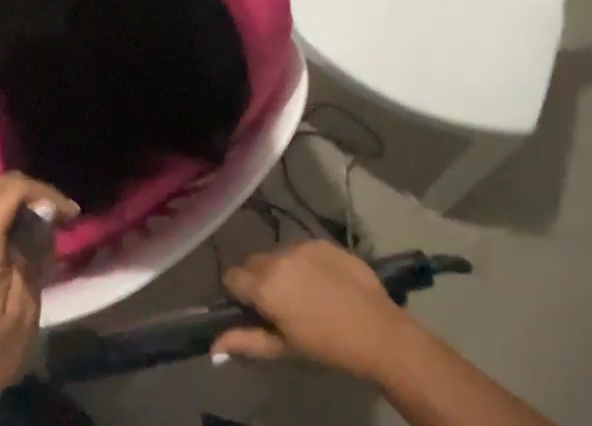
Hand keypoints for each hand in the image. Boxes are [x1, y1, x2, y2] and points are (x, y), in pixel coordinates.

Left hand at [0, 173, 77, 400]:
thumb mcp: (25, 302)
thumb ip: (34, 248)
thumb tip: (46, 210)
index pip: (11, 190)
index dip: (44, 193)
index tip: (71, 214)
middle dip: (34, 191)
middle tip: (63, 214)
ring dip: (19, 197)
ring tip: (49, 219)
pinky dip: (5, 208)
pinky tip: (25, 228)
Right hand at [212, 241, 413, 382]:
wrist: (378, 332)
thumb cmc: (326, 346)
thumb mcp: (283, 348)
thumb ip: (245, 341)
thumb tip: (212, 347)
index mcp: (264, 284)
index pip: (231, 276)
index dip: (239, 294)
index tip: (254, 311)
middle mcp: (278, 258)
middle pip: (253, 263)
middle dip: (259, 281)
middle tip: (280, 306)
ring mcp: (303, 246)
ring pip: (278, 254)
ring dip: (281, 270)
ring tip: (305, 294)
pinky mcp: (324, 242)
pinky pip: (303, 249)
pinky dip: (305, 263)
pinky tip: (324, 284)